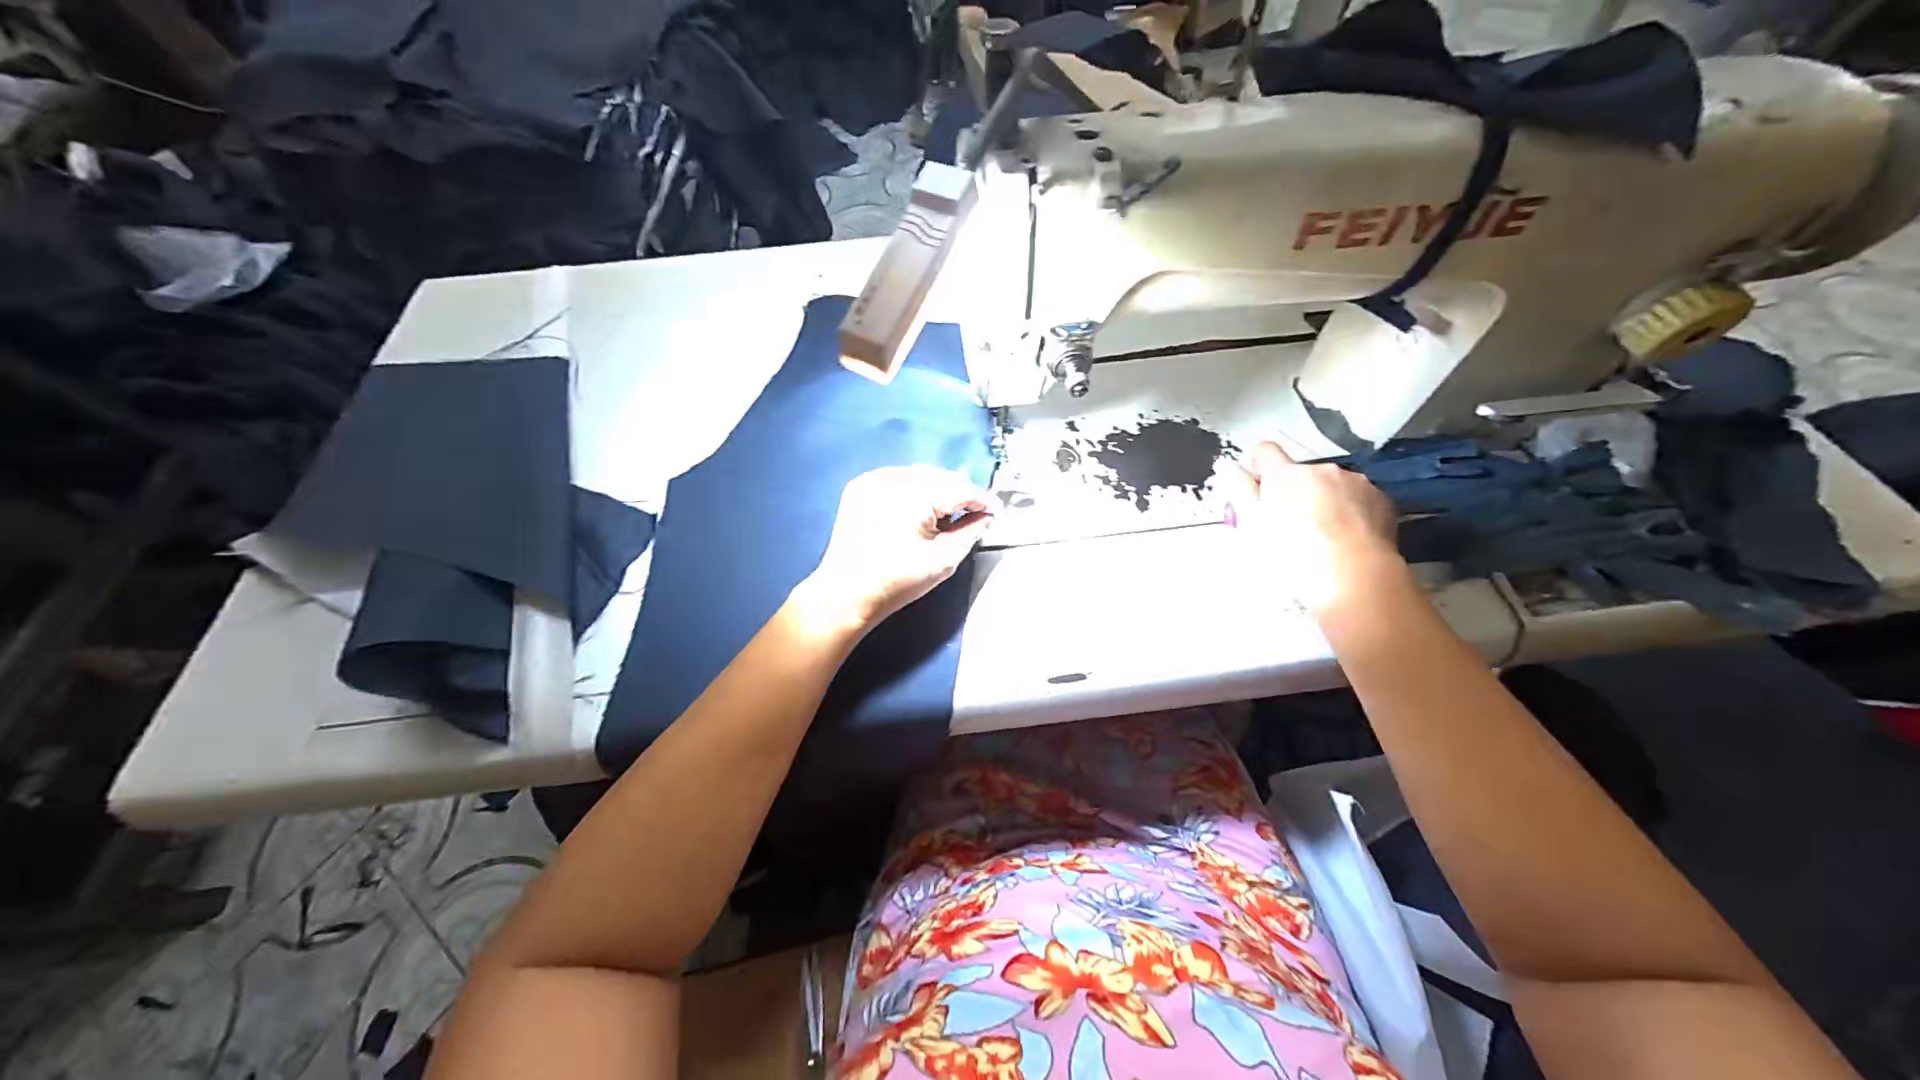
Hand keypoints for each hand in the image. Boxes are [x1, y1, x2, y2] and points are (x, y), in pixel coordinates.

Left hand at [790, 465, 993, 636]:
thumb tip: (985, 516)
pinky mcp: (860, 486)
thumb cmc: (896, 581)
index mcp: (914, 495)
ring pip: (919, 474)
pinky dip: (912, 489)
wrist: (846, 592)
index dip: (982, 499)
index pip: (960, 487)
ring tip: (945, 513)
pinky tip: (918, 509)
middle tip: (973, 513)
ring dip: (936, 489)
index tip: (996, 510)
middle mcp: (892, 478)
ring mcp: (873, 479)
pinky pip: (897, 478)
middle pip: (940, 476)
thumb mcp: (943, 560)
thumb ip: (971, 532)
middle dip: (959, 492)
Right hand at [1215, 442, 1403, 613]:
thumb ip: (1239, 490)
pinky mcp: (1382, 500)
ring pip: (1330, 485)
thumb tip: (1226, 466)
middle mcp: (1322, 470)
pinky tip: (1343, 539)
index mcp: (1286, 474)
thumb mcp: (1253, 526)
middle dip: (1292, 492)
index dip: (1257, 471)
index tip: (1258, 495)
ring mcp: (1356, 483)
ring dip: (1322, 502)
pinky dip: (1348, 512)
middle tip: (1287, 527)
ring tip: (1320, 538)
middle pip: (1299, 473)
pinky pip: (1356, 498)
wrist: (1354, 578)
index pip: (1264, 451)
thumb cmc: (1294, 555)